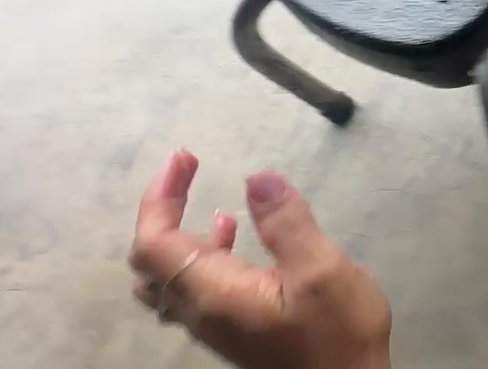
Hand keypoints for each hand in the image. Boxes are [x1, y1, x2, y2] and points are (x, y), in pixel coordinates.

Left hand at [127, 150, 391, 368]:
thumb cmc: (335, 329)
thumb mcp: (321, 270)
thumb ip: (287, 224)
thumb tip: (257, 176)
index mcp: (214, 294)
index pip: (158, 244)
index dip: (160, 198)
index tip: (182, 157)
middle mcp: (199, 309)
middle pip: (152, 259)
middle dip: (162, 207)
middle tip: (187, 165)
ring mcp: (213, 320)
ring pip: (166, 274)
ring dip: (172, 228)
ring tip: (197, 190)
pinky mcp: (231, 323)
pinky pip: (191, 282)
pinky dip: (198, 247)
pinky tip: (229, 228)